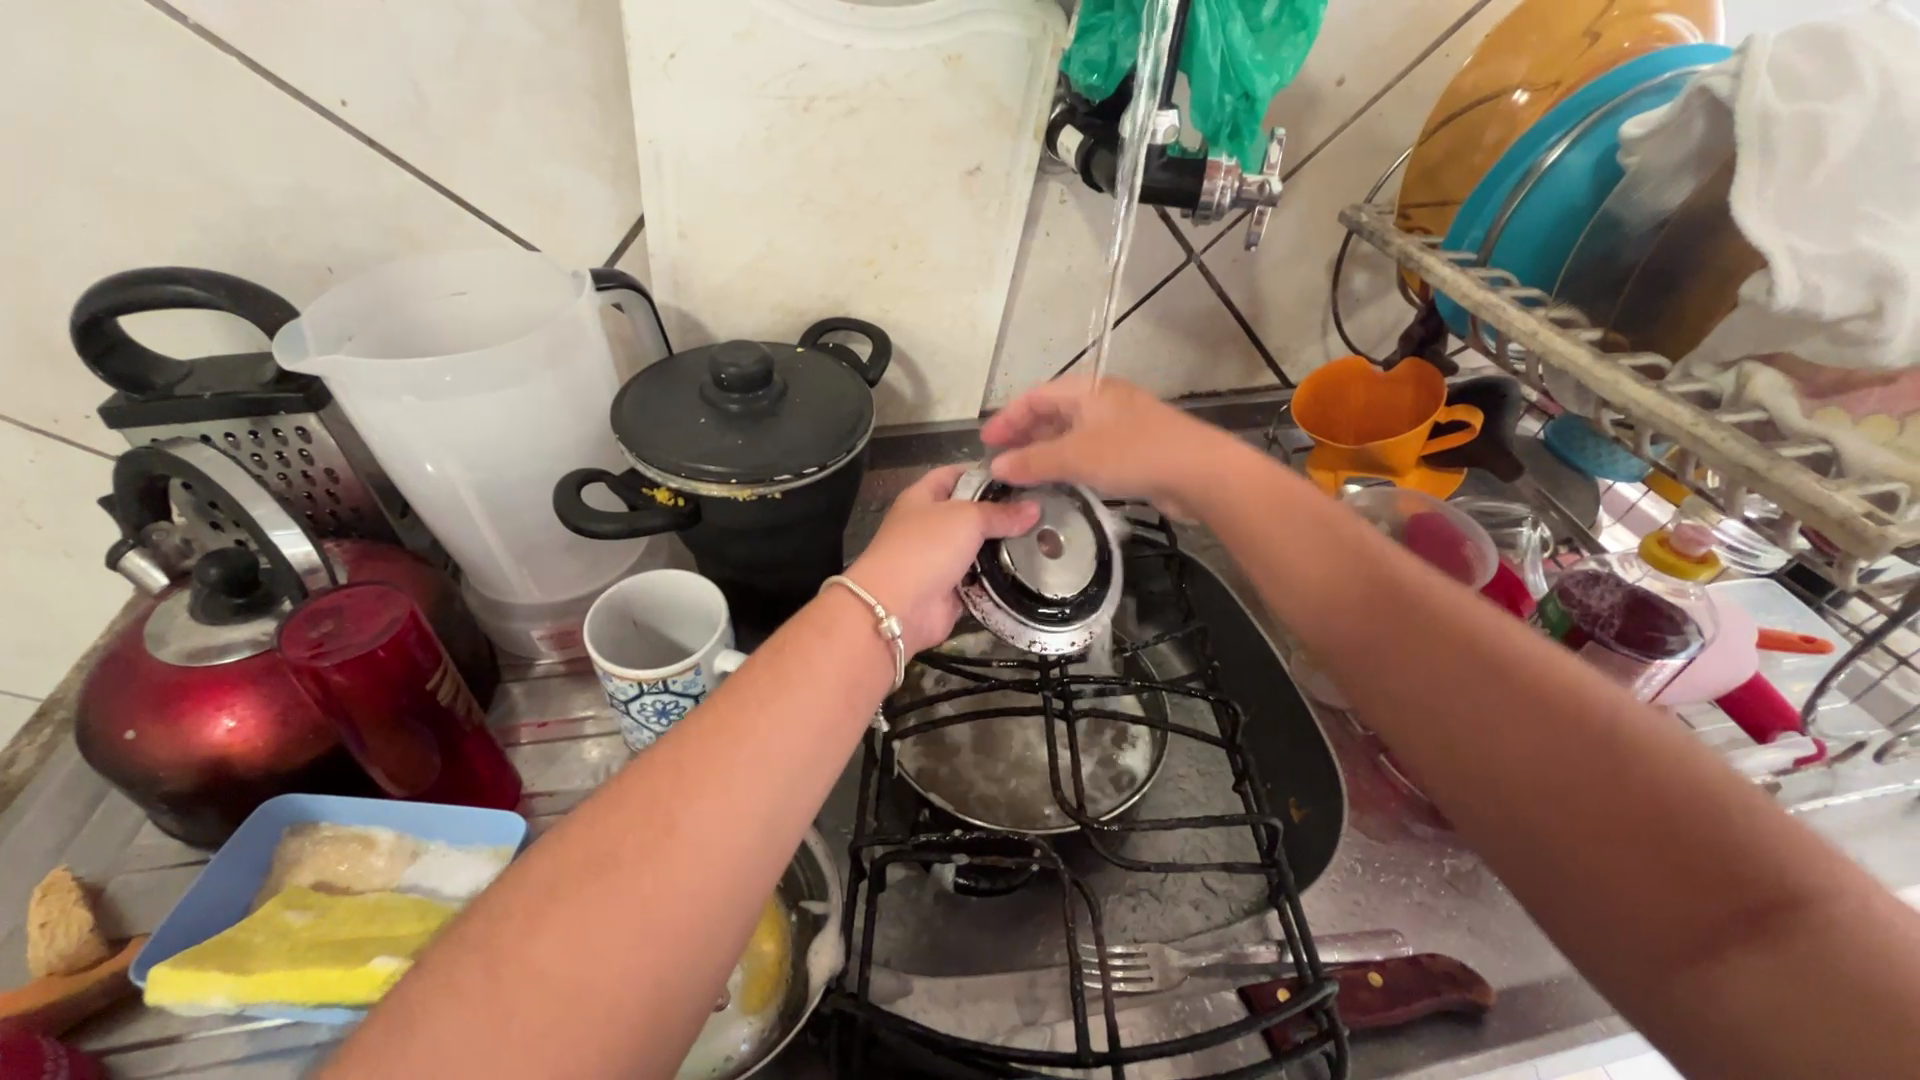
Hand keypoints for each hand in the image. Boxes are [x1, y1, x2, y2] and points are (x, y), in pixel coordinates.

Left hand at [843, 465, 1040, 654]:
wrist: (898, 608)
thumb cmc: (926, 548)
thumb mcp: (966, 518)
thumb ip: (1000, 513)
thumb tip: (1035, 509)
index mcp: (922, 498)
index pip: (952, 474)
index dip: (981, 472)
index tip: (1017, 476)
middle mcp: (929, 527)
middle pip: (969, 513)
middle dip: (1001, 513)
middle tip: (1041, 510)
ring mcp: (939, 561)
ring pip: (978, 549)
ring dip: (1004, 548)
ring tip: (1045, 540)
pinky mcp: (951, 591)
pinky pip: (981, 580)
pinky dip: (1000, 579)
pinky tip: (1031, 571)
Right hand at [980, 376, 1230, 507]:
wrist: (1198, 473)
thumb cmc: (1133, 454)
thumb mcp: (1075, 457)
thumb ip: (1032, 462)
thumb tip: (996, 467)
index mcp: (1086, 390)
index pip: (1035, 397)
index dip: (1007, 418)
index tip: (986, 442)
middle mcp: (1102, 400)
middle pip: (1053, 412)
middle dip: (1025, 435)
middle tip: (1001, 460)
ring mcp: (1120, 423)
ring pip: (1072, 433)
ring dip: (1046, 451)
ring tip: (1024, 474)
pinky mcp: (1134, 448)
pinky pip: (1090, 450)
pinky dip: (1069, 462)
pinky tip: (1061, 482)